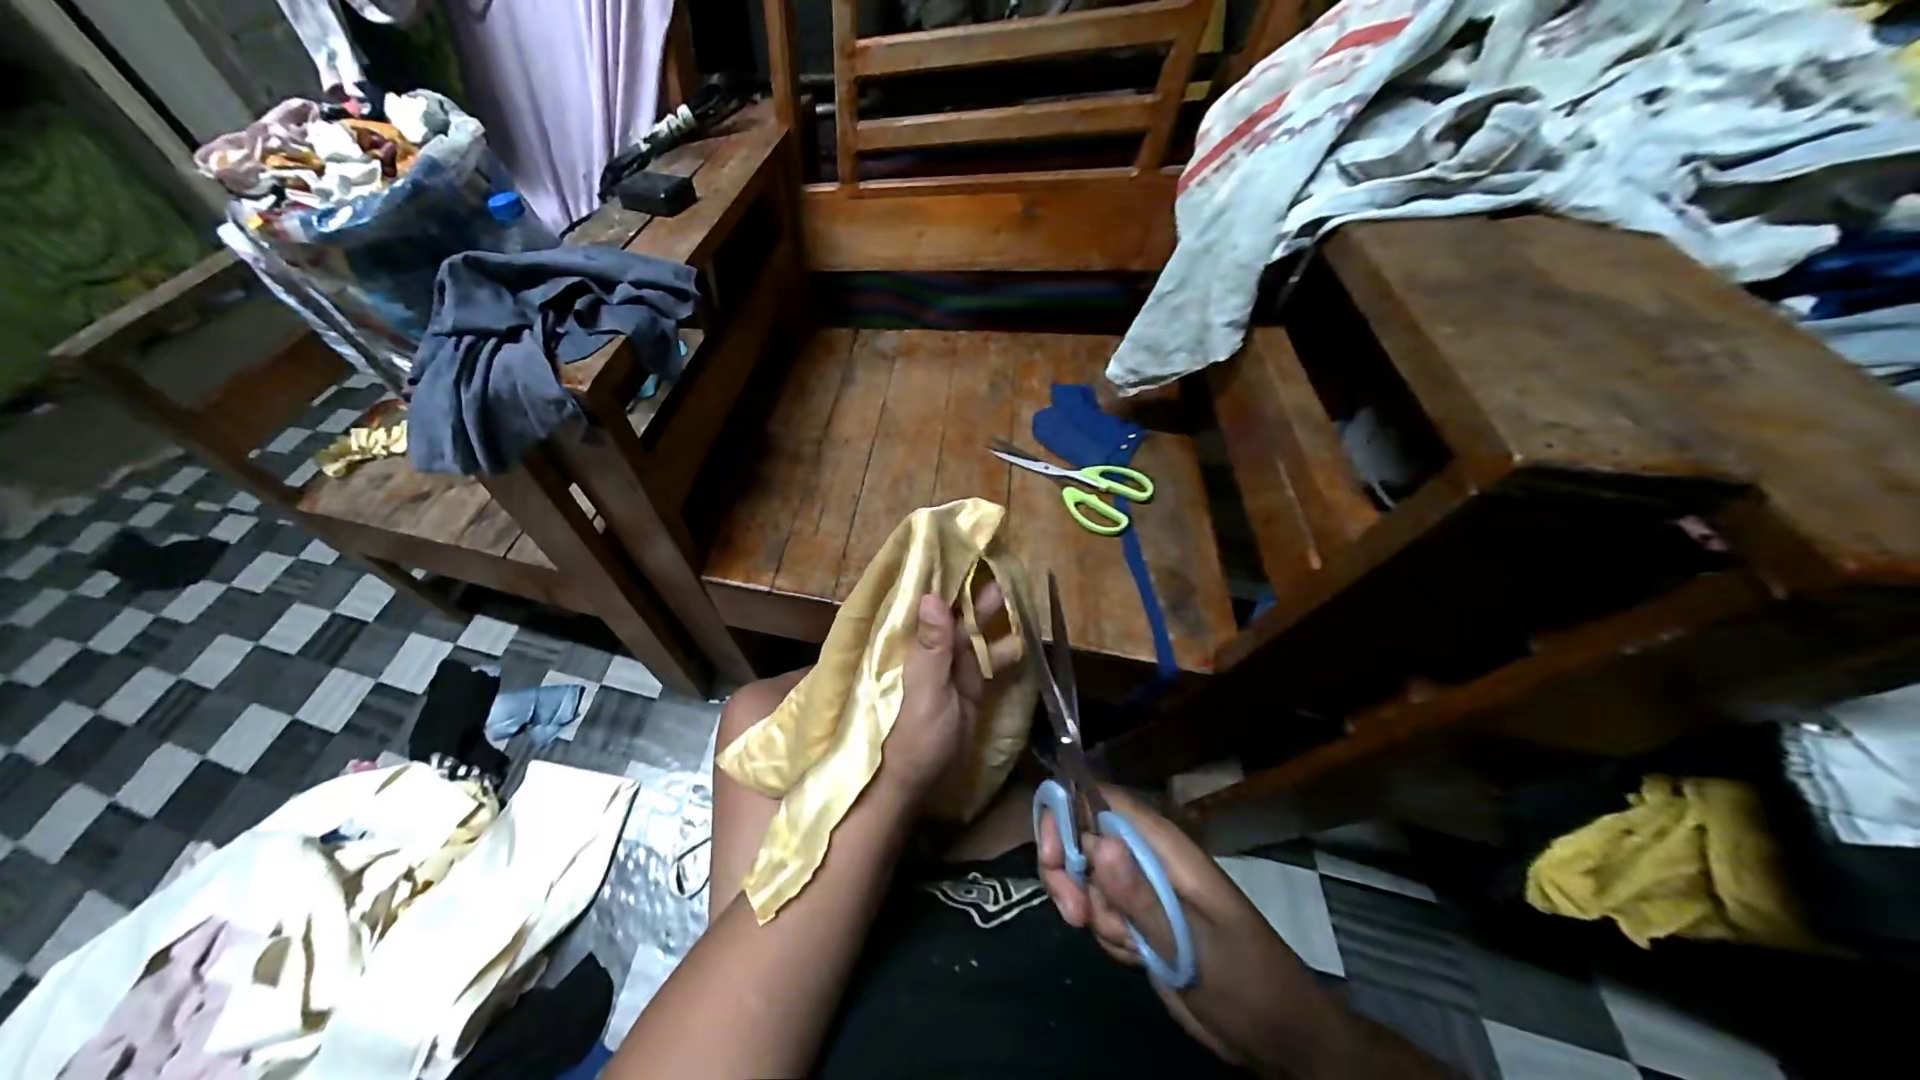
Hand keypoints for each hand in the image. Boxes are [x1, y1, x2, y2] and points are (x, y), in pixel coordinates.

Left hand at [878, 584, 1020, 805]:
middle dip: (976, 593)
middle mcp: (933, 652)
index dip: (945, 579)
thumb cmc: (913, 737)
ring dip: (993, 618)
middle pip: (956, 615)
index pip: (930, 604)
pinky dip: (1005, 651)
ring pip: (975, 635)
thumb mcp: (925, 691)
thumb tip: (930, 596)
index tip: (963, 551)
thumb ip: (932, 648)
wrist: (916, 784)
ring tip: (1018, 595)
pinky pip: (989, 662)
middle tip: (1001, 568)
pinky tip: (1024, 640)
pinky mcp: (970, 689)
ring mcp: (952, 670)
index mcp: (916, 648)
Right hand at [1038, 789, 1339, 1078]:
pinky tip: (1134, 955)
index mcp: (1164, 846)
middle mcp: (1149, 857)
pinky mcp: (1141, 917)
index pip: (1102, 802)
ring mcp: (1144, 888)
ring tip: (1127, 945)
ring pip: (1089, 878)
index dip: (1067, 814)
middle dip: (1069, 873)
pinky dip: (1107, 933)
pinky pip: (1102, 910)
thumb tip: (1097, 843)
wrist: (1276, 1032)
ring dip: (1092, 911)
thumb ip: (1140, 896)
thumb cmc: (1243, 979)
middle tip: (1075, 915)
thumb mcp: (1190, 942)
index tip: (1051, 857)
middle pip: (1084, 838)